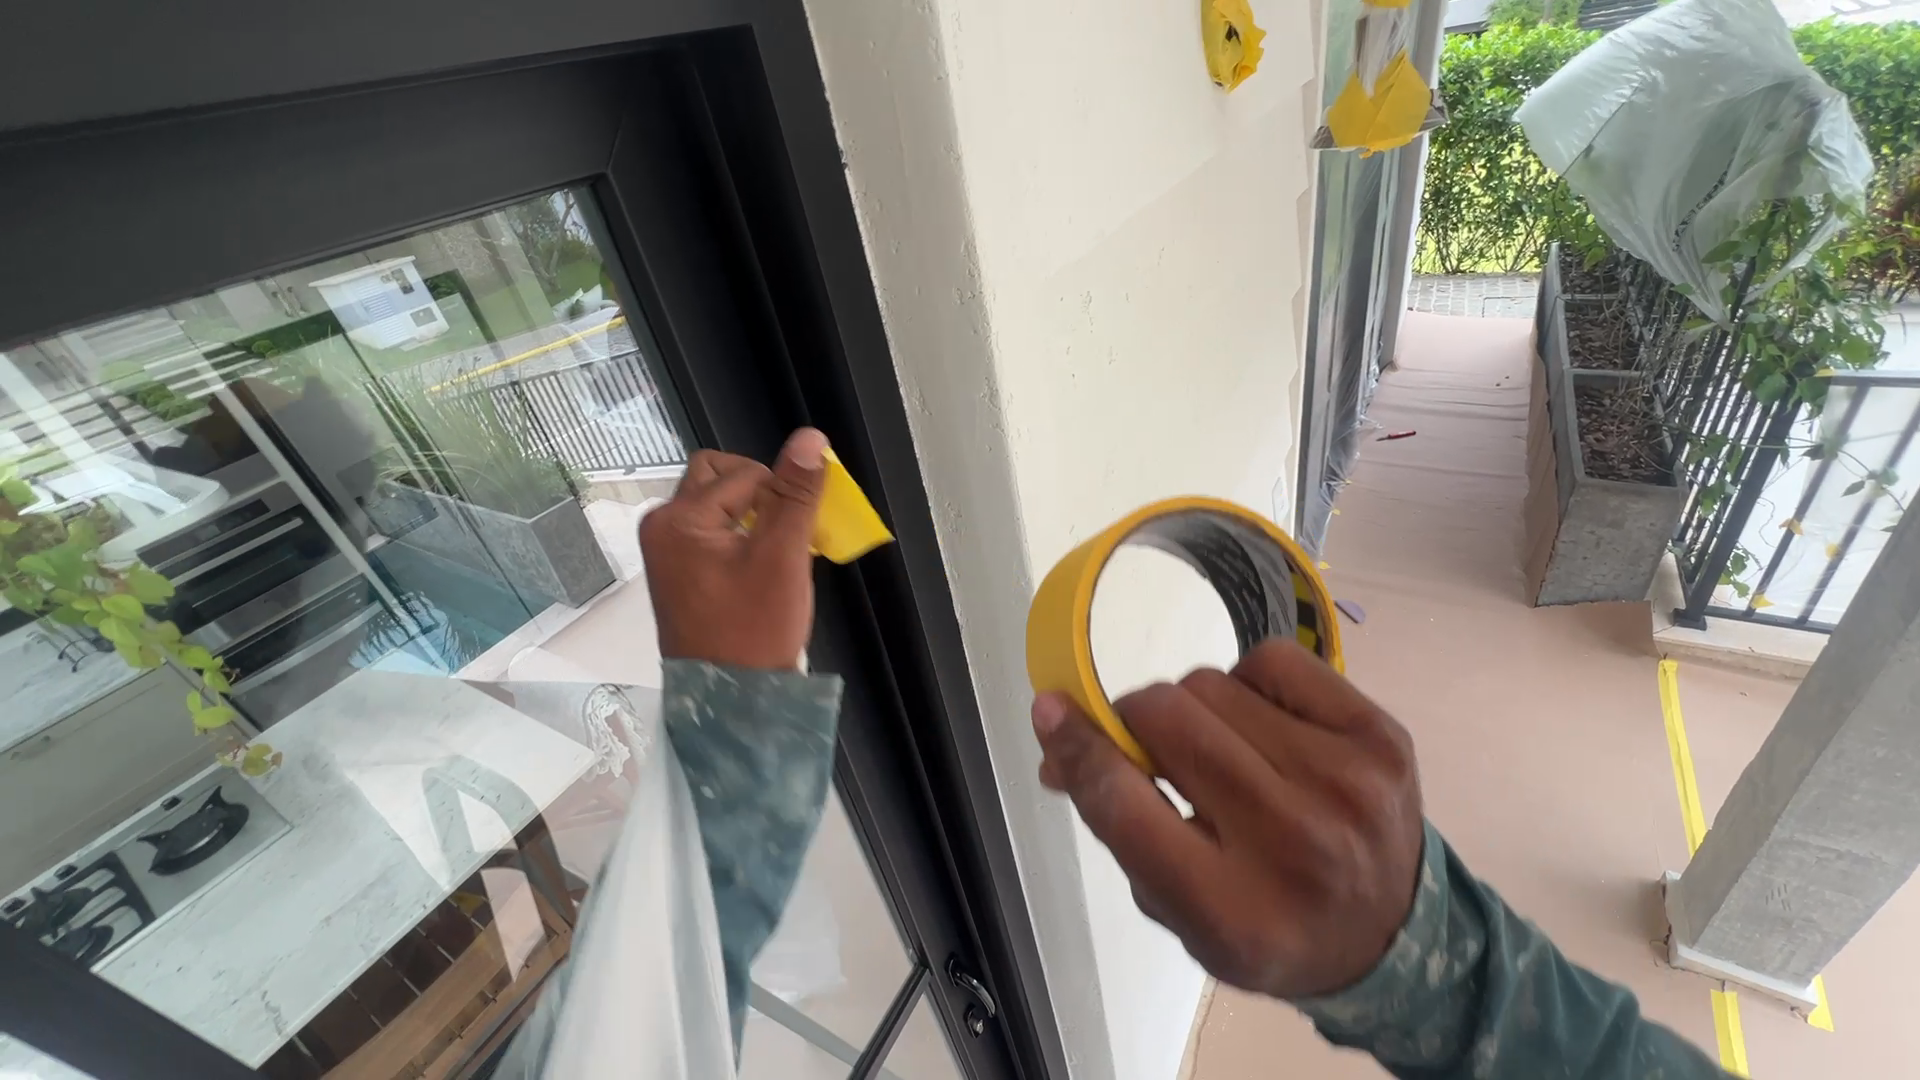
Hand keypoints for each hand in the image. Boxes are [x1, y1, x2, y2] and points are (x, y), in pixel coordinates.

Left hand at [641, 429, 828, 669]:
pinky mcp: (679, 570)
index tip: (804, 529)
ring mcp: (667, 550)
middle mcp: (662, 527)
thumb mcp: (782, 556)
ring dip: (755, 514)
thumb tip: (810, 437)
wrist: (732, 699)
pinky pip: (713, 530)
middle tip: (788, 528)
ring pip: (719, 503)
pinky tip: (764, 566)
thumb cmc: (755, 629)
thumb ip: (796, 494)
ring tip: (779, 551)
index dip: (782, 493)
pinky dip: (743, 536)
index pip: (744, 474)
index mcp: (678, 519)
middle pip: (720, 477)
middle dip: (762, 492)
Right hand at [1032, 640, 1422, 998]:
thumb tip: (1060, 738)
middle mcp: (1293, 843)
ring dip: (1194, 709)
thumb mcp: (1178, 908)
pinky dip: (1248, 681)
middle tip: (1143, 740)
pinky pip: (1271, 660)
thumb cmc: (1263, 924)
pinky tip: (1263, 725)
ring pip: (1211, 684)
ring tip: (1219, 748)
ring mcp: (1345, 781)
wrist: (1393, 935)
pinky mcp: (1380, 736)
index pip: (1124, 806)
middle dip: (1135, 719)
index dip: (1077, 749)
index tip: (1050, 711)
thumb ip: (1116, 824)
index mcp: (1231, 910)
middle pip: (1167, 721)